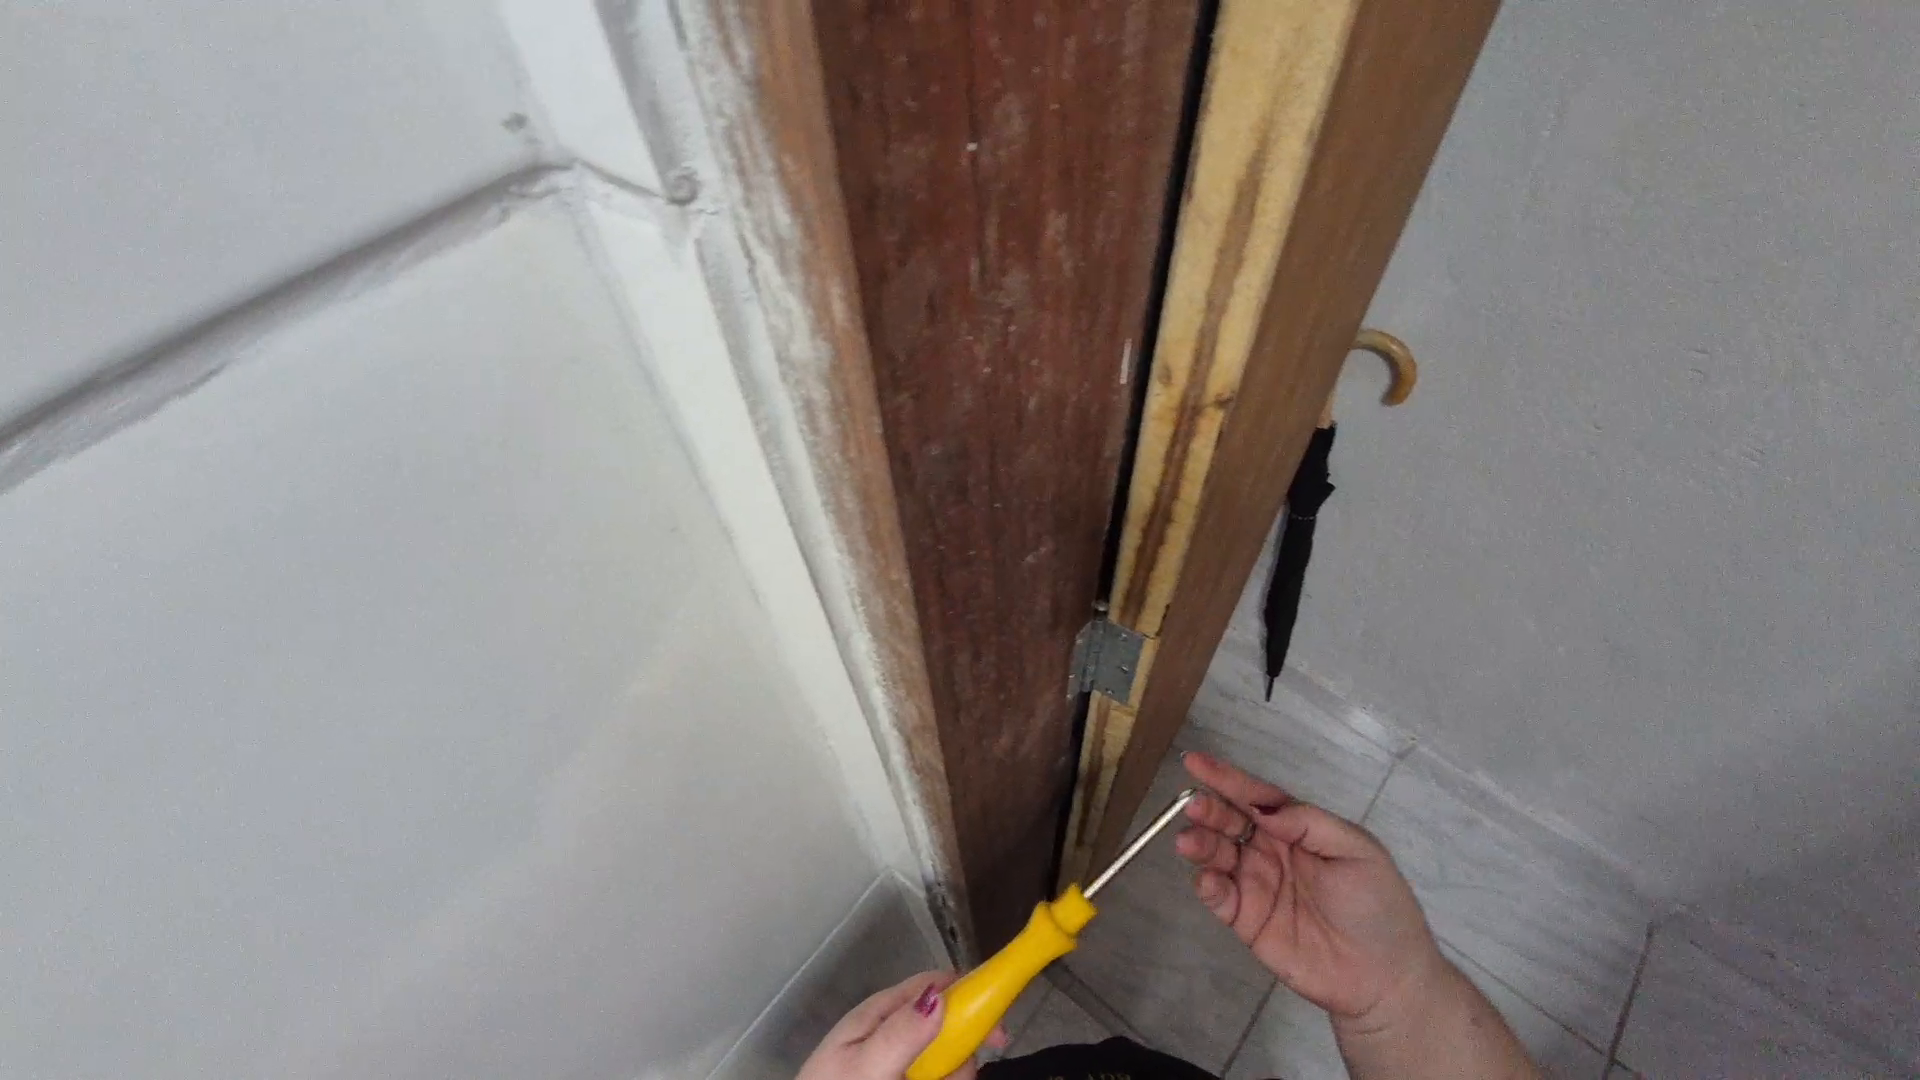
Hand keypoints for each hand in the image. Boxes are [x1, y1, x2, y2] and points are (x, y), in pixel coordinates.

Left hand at [795, 971, 1007, 1079]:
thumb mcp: (864, 1065)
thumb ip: (901, 1032)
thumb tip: (941, 995)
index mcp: (882, 1010)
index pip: (935, 985)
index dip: (971, 997)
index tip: (996, 1028)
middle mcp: (894, 1029)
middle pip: (948, 1025)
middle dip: (961, 1052)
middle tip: (954, 1079)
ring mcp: (898, 1059)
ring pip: (946, 1059)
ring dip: (951, 1076)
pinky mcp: (902, 1077)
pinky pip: (936, 1077)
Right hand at [1175, 752, 1446, 1022]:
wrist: (1387, 980)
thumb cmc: (1378, 906)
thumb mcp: (1357, 851)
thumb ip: (1309, 823)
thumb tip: (1263, 808)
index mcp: (1294, 828)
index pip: (1255, 797)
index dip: (1225, 778)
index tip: (1194, 762)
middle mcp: (1268, 850)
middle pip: (1228, 821)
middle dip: (1207, 810)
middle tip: (1193, 806)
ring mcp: (1255, 884)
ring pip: (1216, 854)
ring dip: (1200, 844)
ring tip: (1189, 842)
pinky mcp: (1245, 919)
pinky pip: (1218, 896)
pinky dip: (1206, 884)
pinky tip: (1206, 879)